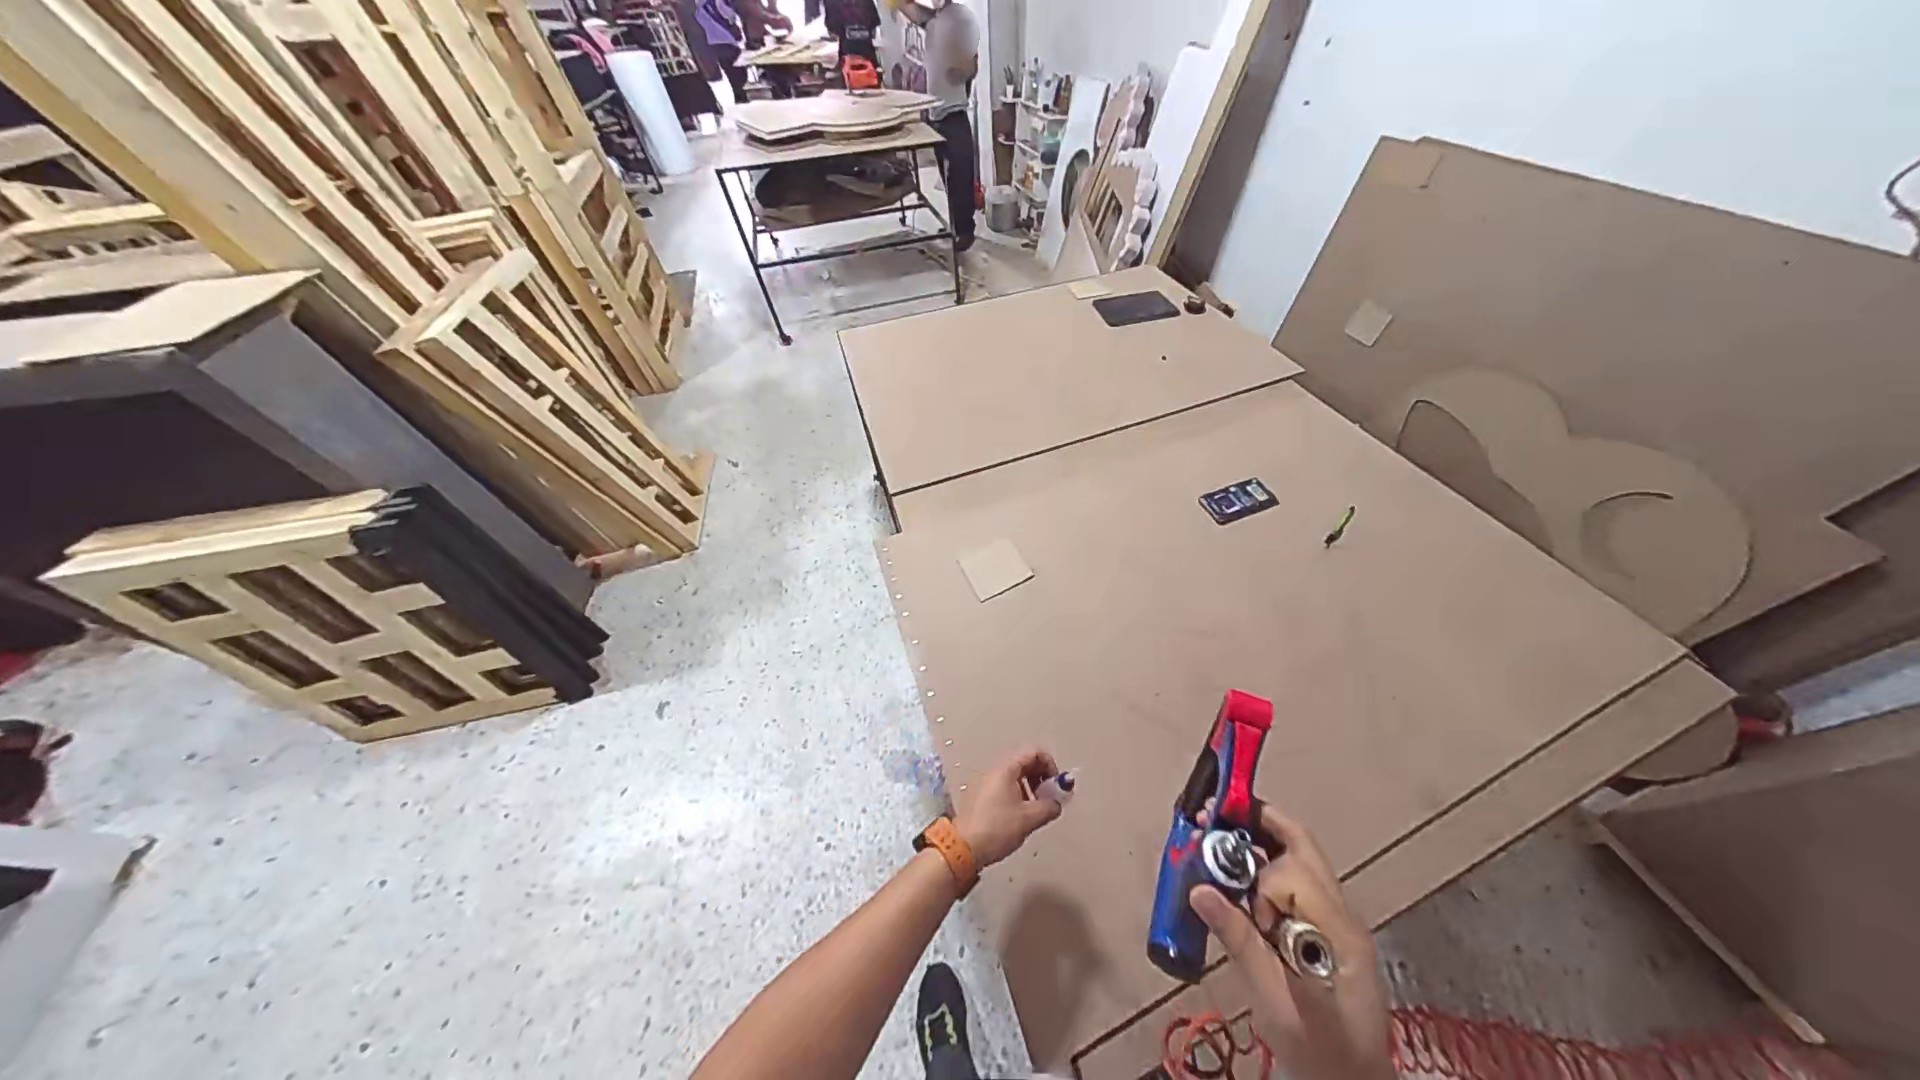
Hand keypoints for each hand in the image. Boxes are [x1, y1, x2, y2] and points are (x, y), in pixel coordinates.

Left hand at [952, 746, 1061, 866]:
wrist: (964, 847)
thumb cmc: (997, 828)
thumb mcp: (1029, 818)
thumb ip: (1049, 807)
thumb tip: (1056, 804)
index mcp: (1006, 769)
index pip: (1034, 752)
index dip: (1050, 765)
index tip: (1056, 785)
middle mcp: (997, 771)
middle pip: (1026, 762)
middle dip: (1043, 777)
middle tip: (1050, 797)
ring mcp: (989, 784)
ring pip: (1018, 776)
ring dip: (1033, 787)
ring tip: (1039, 809)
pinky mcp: (985, 797)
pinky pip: (1008, 787)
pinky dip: (1021, 795)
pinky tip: (1024, 815)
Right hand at [1188, 803, 1394, 1079]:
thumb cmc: (1317, 1049)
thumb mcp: (1273, 999)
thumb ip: (1239, 941)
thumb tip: (1198, 890)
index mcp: (1336, 930)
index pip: (1292, 872)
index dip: (1254, 872)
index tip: (1218, 877)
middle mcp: (1341, 914)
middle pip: (1301, 845)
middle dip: (1256, 823)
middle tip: (1213, 818)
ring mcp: (1336, 919)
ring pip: (1298, 857)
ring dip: (1257, 841)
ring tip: (1217, 840)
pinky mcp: (1325, 928)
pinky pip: (1294, 880)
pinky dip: (1263, 867)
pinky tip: (1236, 876)